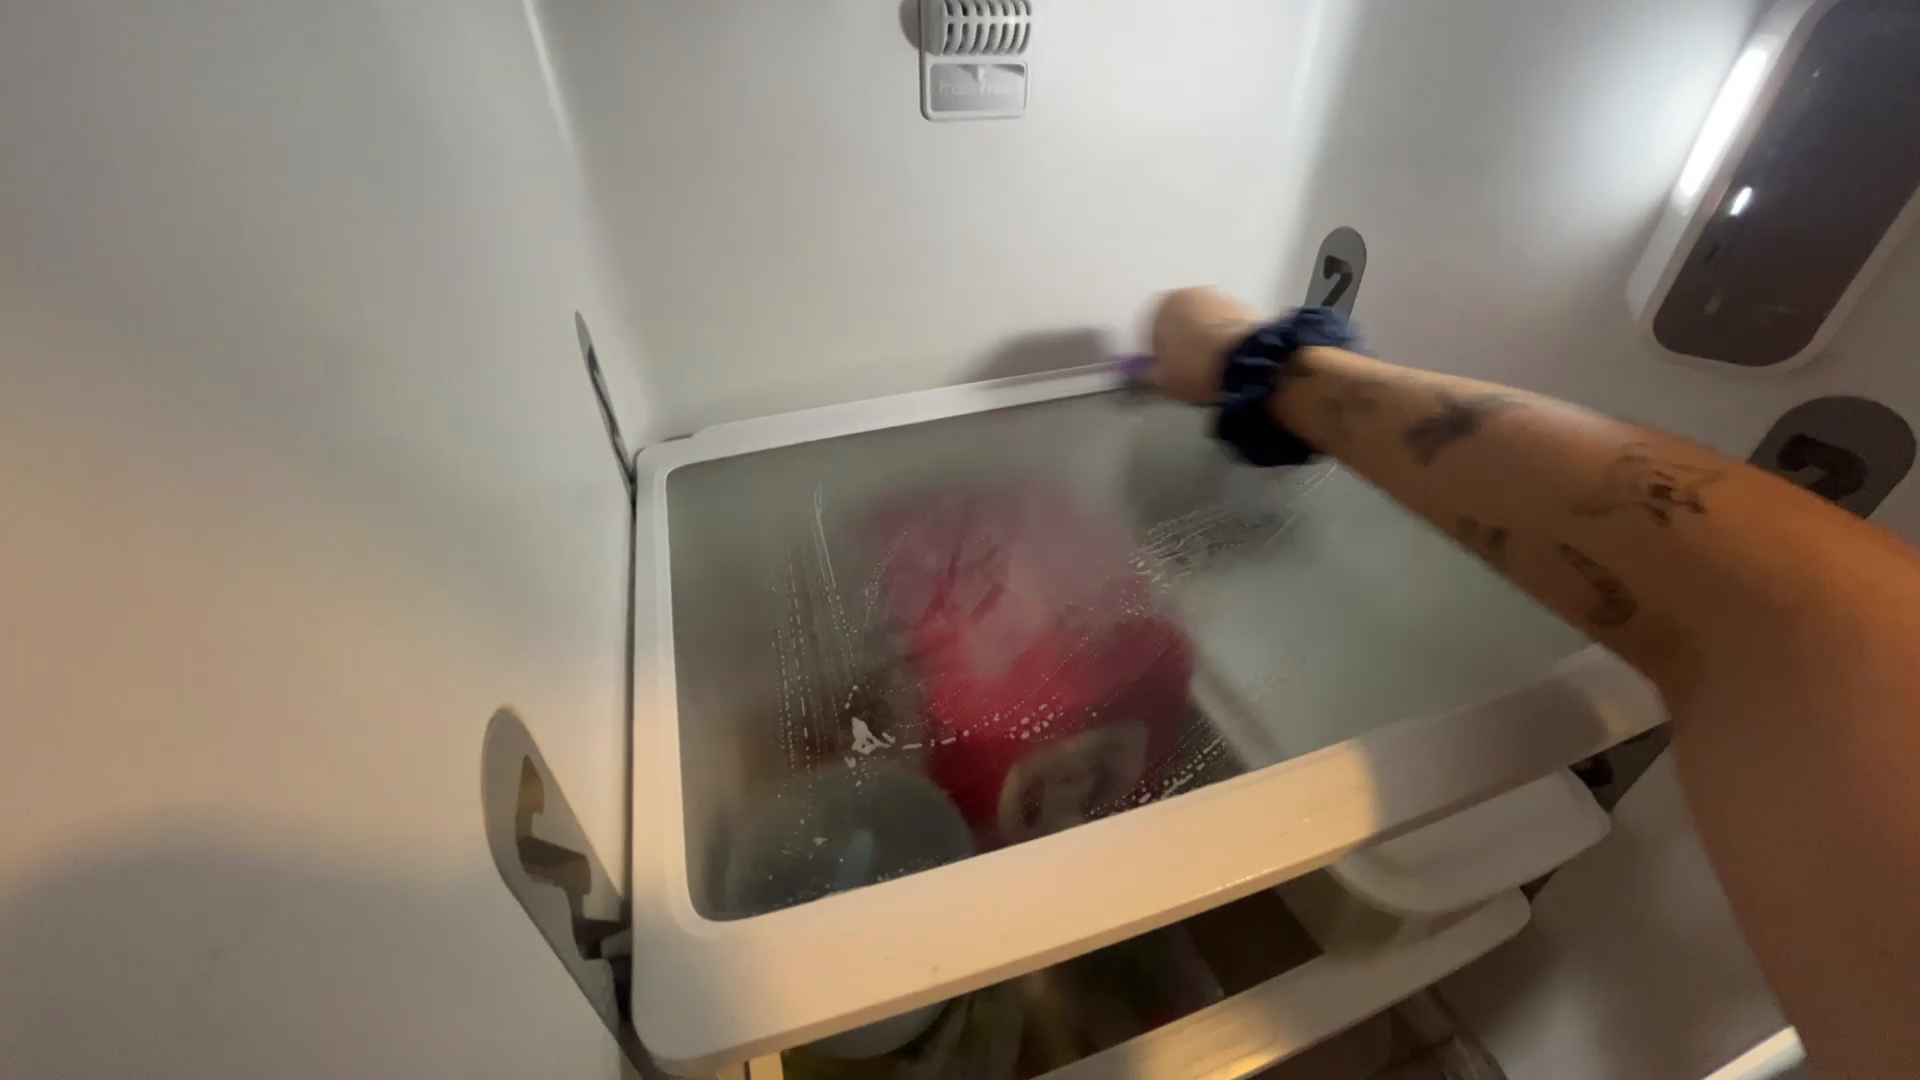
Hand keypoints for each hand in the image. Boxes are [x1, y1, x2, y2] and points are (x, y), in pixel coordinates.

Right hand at [1147, 287, 1262, 404]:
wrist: (1246, 361)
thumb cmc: (1195, 366)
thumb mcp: (1164, 379)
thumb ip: (1152, 374)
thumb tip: (1150, 376)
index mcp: (1164, 305)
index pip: (1150, 329)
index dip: (1156, 353)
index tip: (1162, 370)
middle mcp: (1192, 293)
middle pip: (1181, 320)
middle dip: (1182, 341)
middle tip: (1186, 368)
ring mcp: (1223, 297)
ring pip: (1206, 321)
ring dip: (1206, 338)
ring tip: (1210, 367)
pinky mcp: (1249, 307)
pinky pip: (1229, 326)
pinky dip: (1226, 339)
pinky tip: (1228, 362)